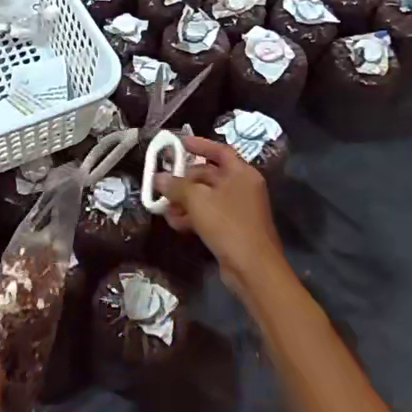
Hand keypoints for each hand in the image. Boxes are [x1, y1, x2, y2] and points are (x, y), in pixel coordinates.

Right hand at [158, 134, 288, 294]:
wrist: (253, 268)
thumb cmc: (228, 224)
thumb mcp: (198, 201)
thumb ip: (177, 186)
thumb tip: (159, 178)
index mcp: (241, 173)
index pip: (219, 151)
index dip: (199, 145)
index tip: (178, 143)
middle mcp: (242, 187)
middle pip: (210, 175)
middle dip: (185, 180)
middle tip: (163, 184)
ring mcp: (238, 209)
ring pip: (207, 197)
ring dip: (185, 201)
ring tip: (164, 209)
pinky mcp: (233, 228)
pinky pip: (209, 214)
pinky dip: (193, 216)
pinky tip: (175, 223)